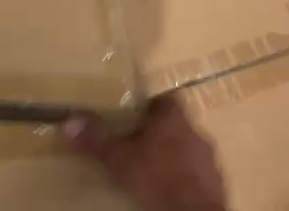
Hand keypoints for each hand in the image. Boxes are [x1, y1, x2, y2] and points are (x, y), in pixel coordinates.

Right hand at [66, 94, 227, 210]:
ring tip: (154, 169)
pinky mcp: (218, 188)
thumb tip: (69, 122)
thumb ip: (95, 139)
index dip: (152, 104)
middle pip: (178, 124)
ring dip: (175, 157)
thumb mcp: (119, 159)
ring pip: (190, 150)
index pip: (167, 98)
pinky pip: (199, 175)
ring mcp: (211, 161)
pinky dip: (186, 179)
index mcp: (174, 118)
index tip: (136, 112)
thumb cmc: (157, 178)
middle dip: (161, 132)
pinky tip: (170, 190)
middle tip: (139, 143)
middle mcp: (197, 133)